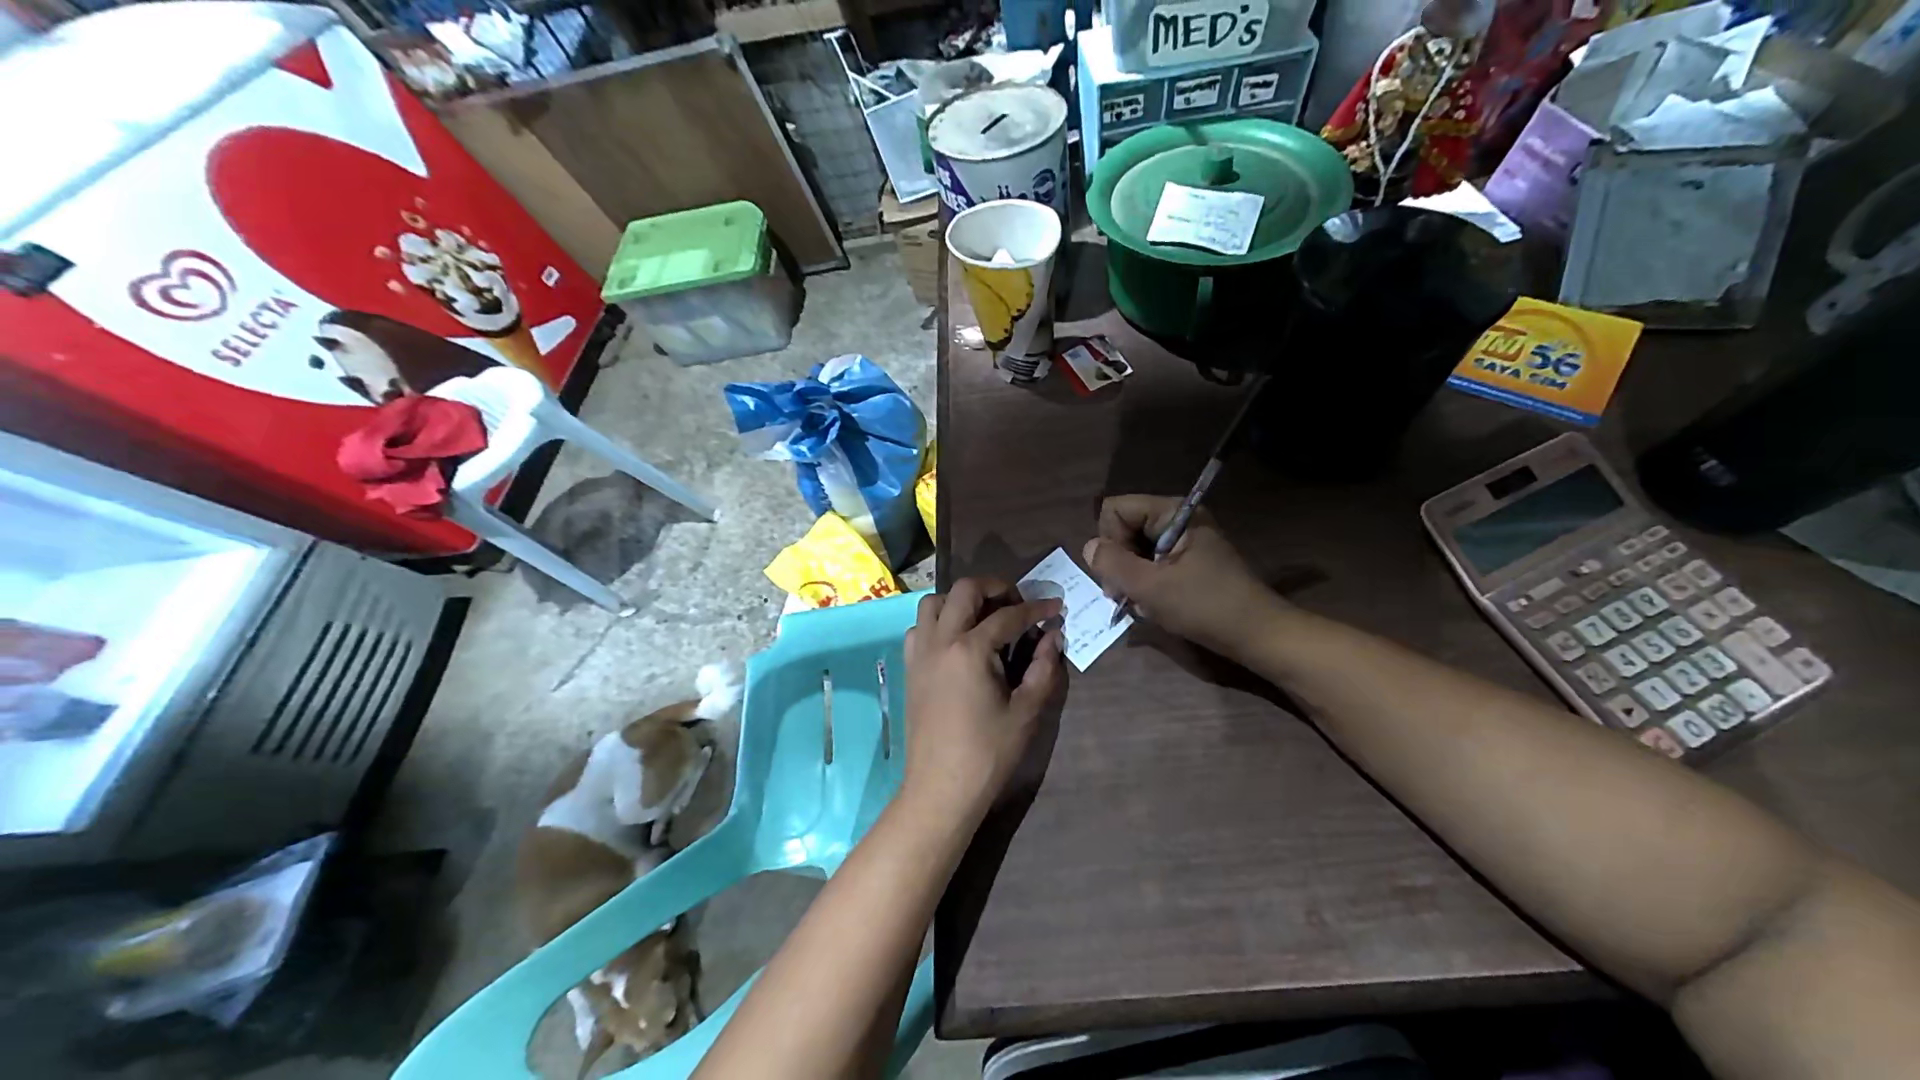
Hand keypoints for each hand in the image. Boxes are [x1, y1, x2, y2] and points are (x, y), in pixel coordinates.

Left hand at [903, 579, 1062, 820]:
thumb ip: (1043, 668)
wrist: (940, 787)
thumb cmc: (988, 753)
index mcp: (970, 649)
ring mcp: (920, 652)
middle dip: (995, 588)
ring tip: (985, 618)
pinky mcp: (909, 667)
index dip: (1037, 609)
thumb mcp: (1025, 711)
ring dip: (961, 601)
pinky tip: (957, 641)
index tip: (1056, 607)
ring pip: (934, 602)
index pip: (1008, 616)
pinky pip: (919, 628)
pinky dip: (939, 622)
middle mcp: (940, 640)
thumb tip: (1053, 637)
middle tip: (1018, 605)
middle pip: (965, 590)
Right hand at [1082, 495, 1283, 660]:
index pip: (1115, 509)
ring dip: (1130, 577)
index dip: (1109, 540)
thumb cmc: (1204, 607)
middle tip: (1124, 596)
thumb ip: (1113, 563)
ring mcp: (1185, 540)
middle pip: (1124, 527)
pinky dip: (1146, 583)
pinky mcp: (1190, 560)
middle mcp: (1179, 519)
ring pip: (1136, 548)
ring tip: (1140, 604)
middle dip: (1118, 561)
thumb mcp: (1151, 587)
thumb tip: (1089, 547)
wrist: (1256, 634)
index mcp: (1173, 513)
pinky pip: (1152, 562)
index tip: (1121, 573)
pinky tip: (1152, 605)